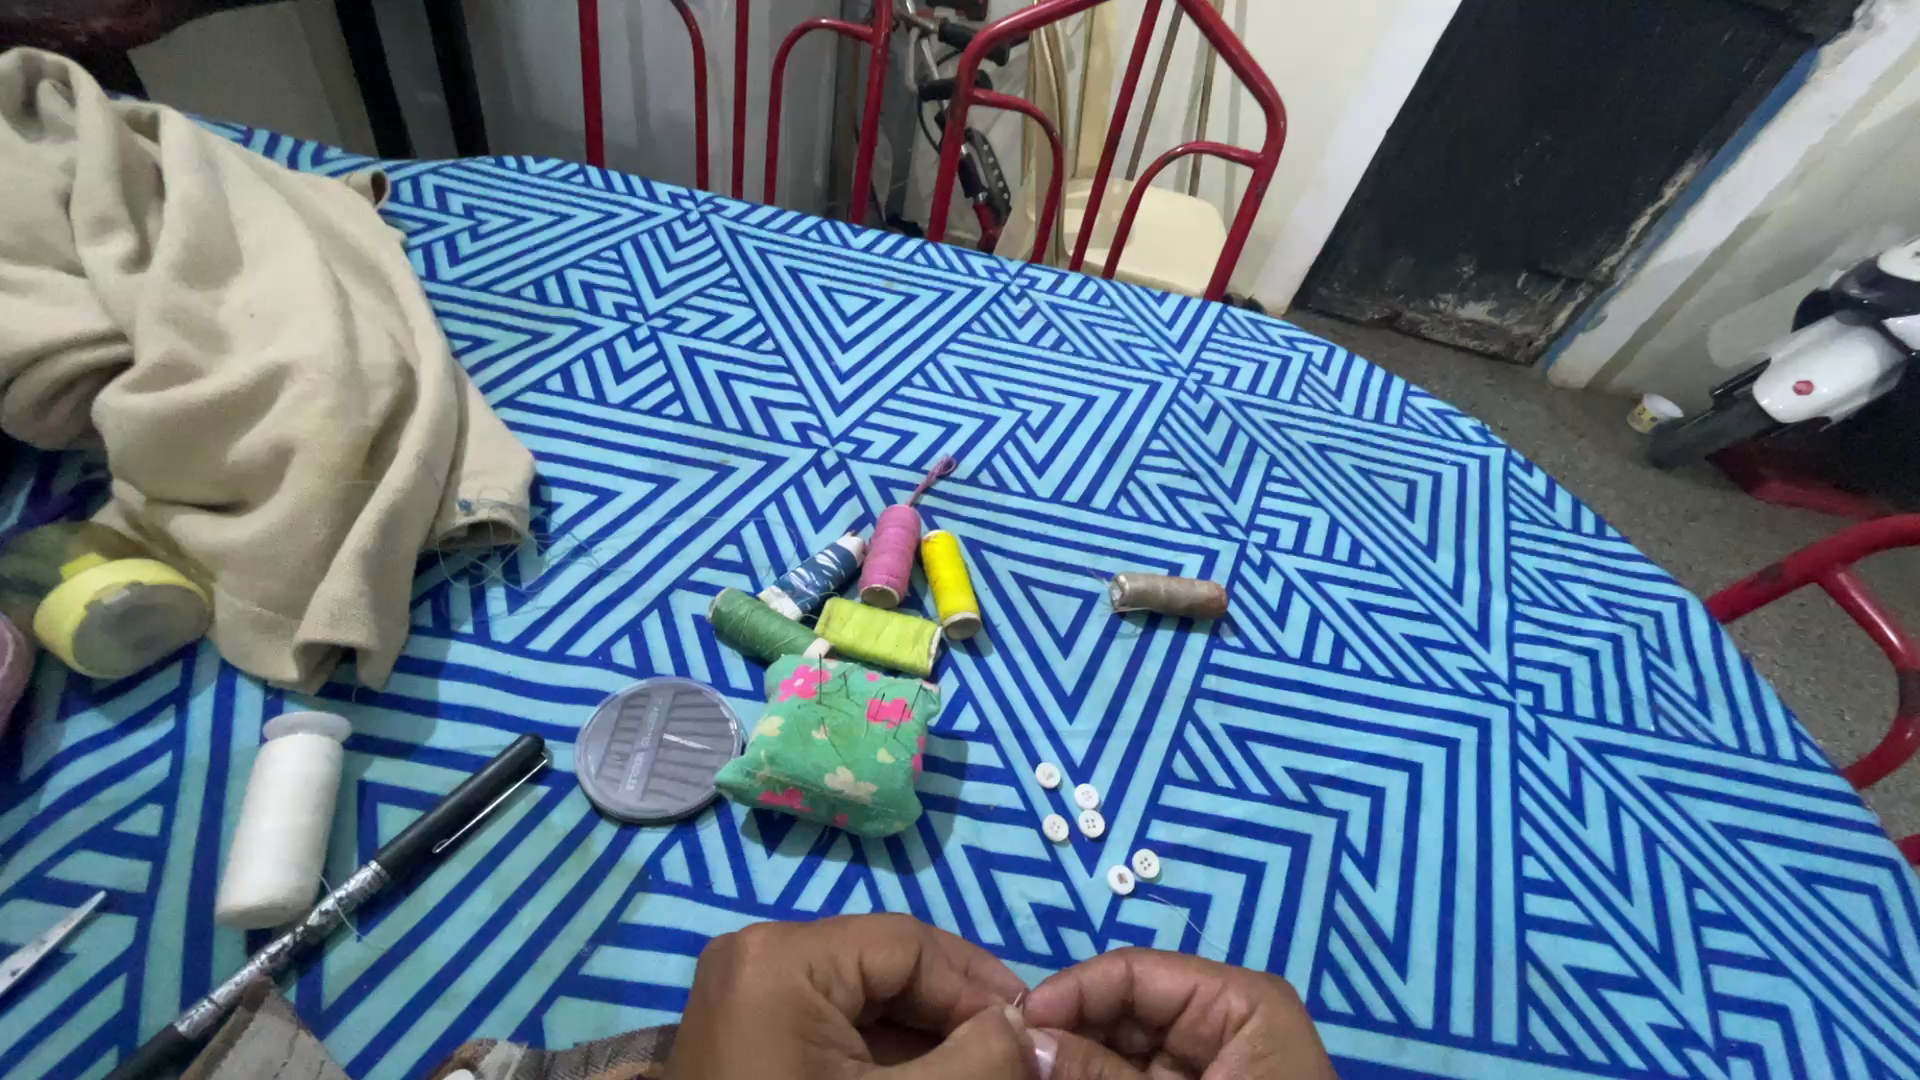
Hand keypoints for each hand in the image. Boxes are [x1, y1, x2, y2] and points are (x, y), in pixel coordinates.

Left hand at [667, 914, 1041, 1078]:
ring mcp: (747, 993)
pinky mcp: (748, 1029)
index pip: (905, 943)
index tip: (1033, 1023)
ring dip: (924, 1034)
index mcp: (782, 957)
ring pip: (863, 997)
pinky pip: (832, 1022)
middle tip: (1014, 1048)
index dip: (975, 982)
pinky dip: (883, 1052)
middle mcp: (757, 955)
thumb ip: (976, 1061)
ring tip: (981, 1063)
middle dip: (952, 1012)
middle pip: (884, 966)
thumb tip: (1028, 1025)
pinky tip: (929, 1073)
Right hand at [1022, 948, 1334, 1079]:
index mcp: (1238, 1002)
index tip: (1017, 1022)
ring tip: (1032, 1069)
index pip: (1135, 971)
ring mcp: (1209, 1066)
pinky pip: (1131, 1079)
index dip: (1072, 991)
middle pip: (1123, 1010)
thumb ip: (1097, 1075)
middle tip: (1017, 1056)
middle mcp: (1222, 1023)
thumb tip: (1020, 1039)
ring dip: (1076, 1062)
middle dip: (1069, 1033)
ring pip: (1120, 1049)